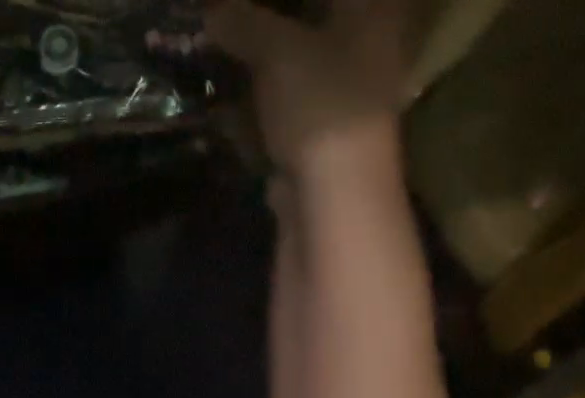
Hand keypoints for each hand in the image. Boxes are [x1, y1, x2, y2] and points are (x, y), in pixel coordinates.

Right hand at [203, 0, 405, 175]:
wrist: (331, 192)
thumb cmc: (321, 104)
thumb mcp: (278, 51)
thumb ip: (244, 24)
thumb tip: (212, 10)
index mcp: (372, 11)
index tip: (245, 0)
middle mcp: (366, 43)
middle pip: (314, 17)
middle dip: (265, 16)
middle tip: (224, 14)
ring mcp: (340, 89)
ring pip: (294, 57)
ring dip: (256, 52)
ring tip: (216, 43)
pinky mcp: (315, 127)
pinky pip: (281, 97)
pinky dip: (254, 92)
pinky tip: (224, 91)